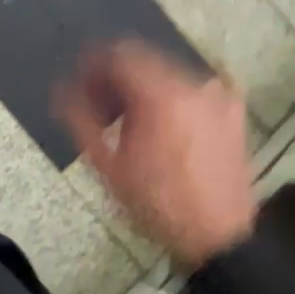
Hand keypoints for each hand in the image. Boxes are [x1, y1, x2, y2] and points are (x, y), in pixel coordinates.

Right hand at [54, 42, 256, 266]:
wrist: (219, 238)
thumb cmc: (158, 204)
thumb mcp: (108, 166)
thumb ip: (80, 119)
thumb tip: (62, 91)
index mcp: (161, 94)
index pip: (116, 55)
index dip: (90, 66)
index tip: (79, 86)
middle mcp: (193, 85)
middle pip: (141, 61)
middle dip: (114, 80)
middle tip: (99, 109)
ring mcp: (218, 97)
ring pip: (166, 74)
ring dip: (142, 88)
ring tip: (129, 121)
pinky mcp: (232, 113)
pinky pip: (195, 88)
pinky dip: (174, 95)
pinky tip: (164, 120)